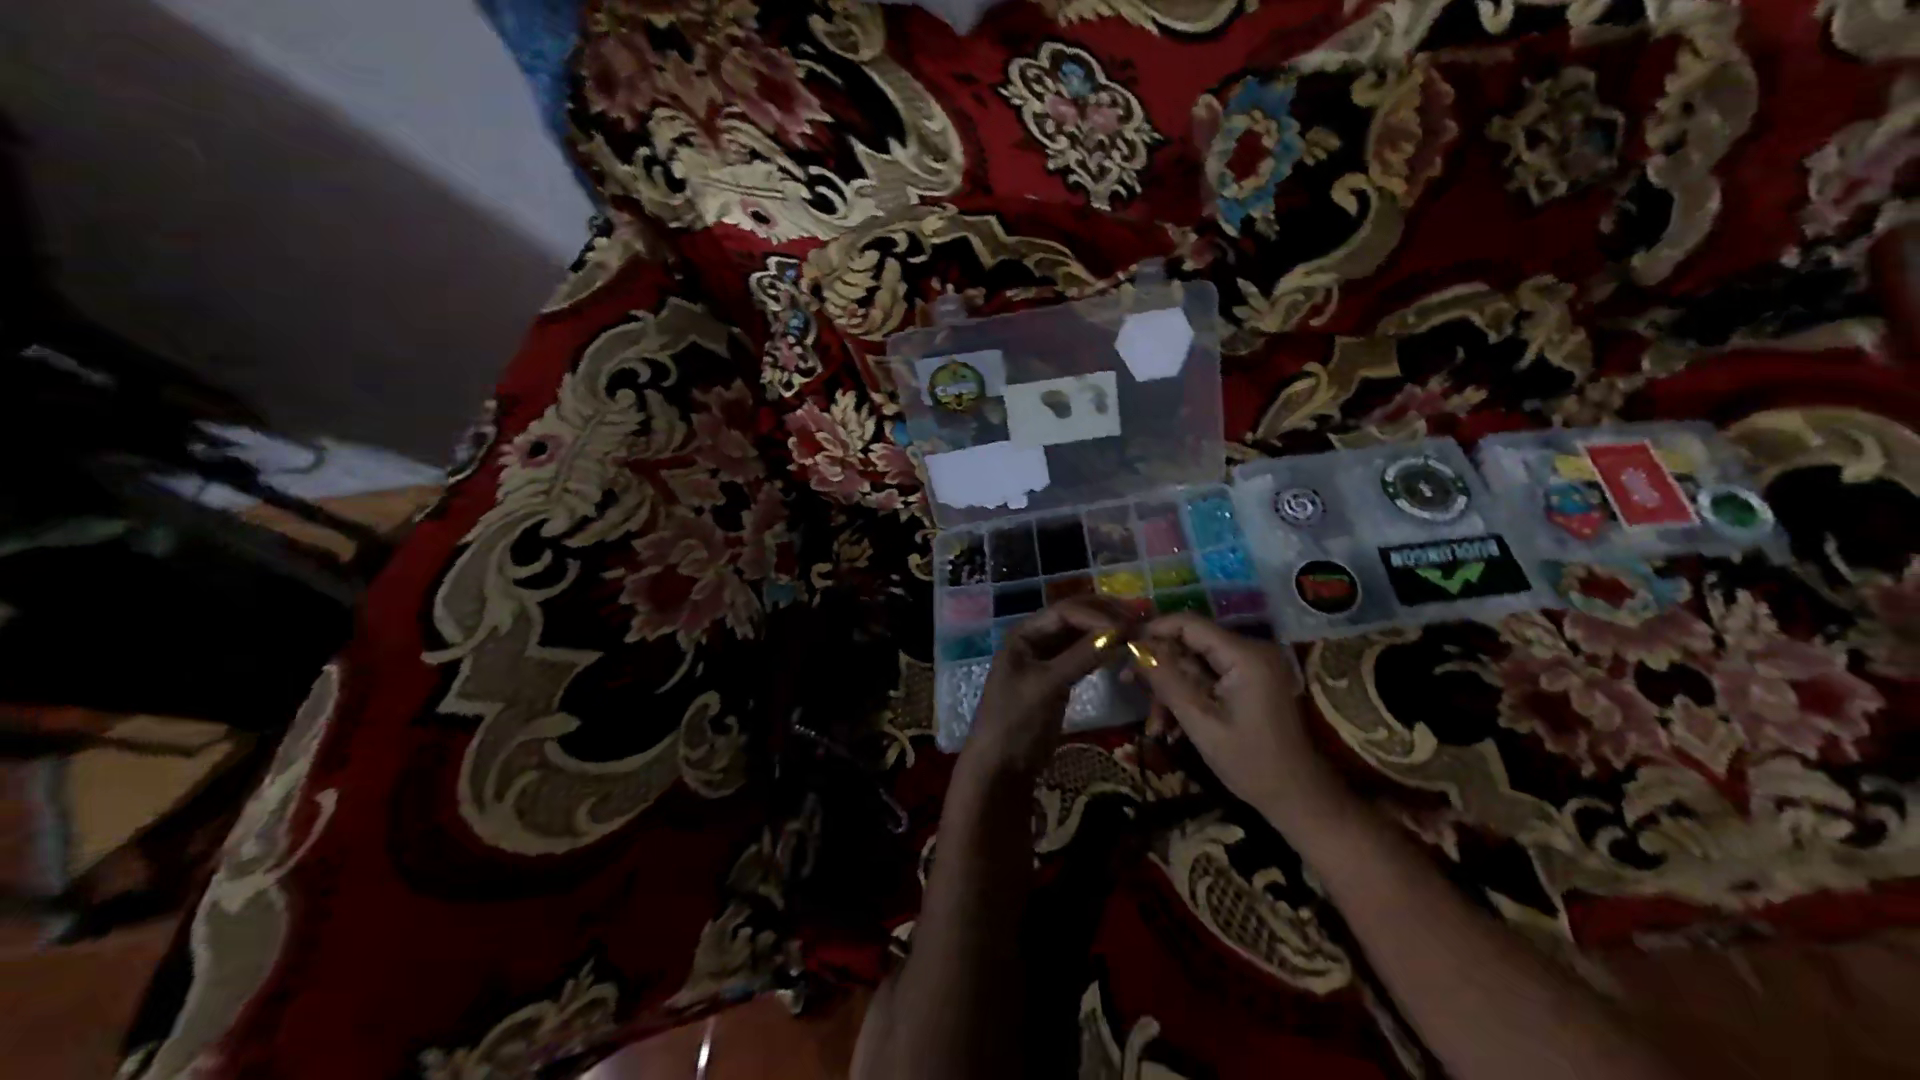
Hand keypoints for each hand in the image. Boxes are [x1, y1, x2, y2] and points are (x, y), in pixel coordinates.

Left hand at [963, 597, 1134, 777]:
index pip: (1066, 612)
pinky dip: (1101, 650)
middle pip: (1074, 618)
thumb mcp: (1047, 685)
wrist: (1002, 765)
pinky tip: (1121, 650)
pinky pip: (1082, 655)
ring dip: (1105, 632)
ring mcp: (1047, 659)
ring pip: (1080, 636)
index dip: (1097, 614)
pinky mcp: (1058, 678)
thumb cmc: (1016, 720)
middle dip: (1104, 616)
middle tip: (1140, 619)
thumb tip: (1120, 631)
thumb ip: (1081, 656)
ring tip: (1137, 630)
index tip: (1129, 625)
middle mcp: (1035, 639)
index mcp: (1024, 633)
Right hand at [1131, 614, 1348, 828]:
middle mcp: (1249, 651)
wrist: (1296, 795)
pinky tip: (1171, 724)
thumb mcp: (1200, 722)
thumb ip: (1167, 681)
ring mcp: (1250, 666)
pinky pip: (1207, 677)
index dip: (1154, 630)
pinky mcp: (1248, 681)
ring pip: (1194, 662)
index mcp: (1244, 655)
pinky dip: (1187, 695)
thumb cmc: (1250, 762)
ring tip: (1154, 722)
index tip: (1124, 648)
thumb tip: (1135, 651)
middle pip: (1190, 643)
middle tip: (1129, 685)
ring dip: (1170, 687)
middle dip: (1159, 666)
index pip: (1189, 624)